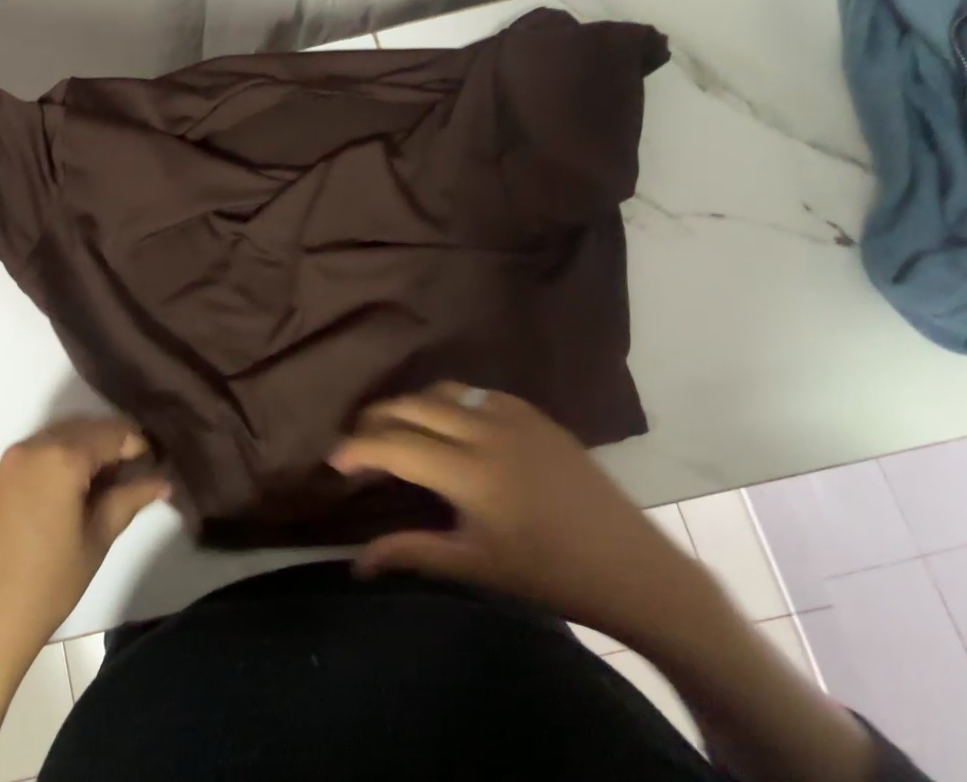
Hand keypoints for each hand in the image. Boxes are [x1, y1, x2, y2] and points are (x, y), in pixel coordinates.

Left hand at [0, 416, 170, 672]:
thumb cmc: (46, 584)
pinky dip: (64, 461)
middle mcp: (33, 445)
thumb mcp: (96, 540)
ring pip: (62, 438)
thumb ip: (129, 500)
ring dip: (89, 453)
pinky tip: (79, 492)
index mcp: (61, 456)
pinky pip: (41, 453)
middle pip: (86, 429)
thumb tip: (162, 480)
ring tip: (112, 488)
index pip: (114, 432)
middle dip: (116, 446)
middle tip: (141, 477)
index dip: (141, 445)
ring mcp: (10, 459)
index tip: (160, 466)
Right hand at [330, 381, 716, 645]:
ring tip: (397, 430)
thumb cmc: (549, 575)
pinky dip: (450, 402)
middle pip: (412, 406)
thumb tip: (357, 564)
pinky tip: (449, 426)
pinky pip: (479, 393)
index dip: (357, 449)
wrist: (632, 569)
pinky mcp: (538, 417)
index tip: (334, 461)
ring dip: (411, 405)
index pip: (394, 445)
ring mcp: (516, 418)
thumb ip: (411, 553)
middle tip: (357, 442)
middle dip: (375, 419)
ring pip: (444, 391)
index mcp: (469, 473)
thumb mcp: (474, 566)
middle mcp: (487, 432)